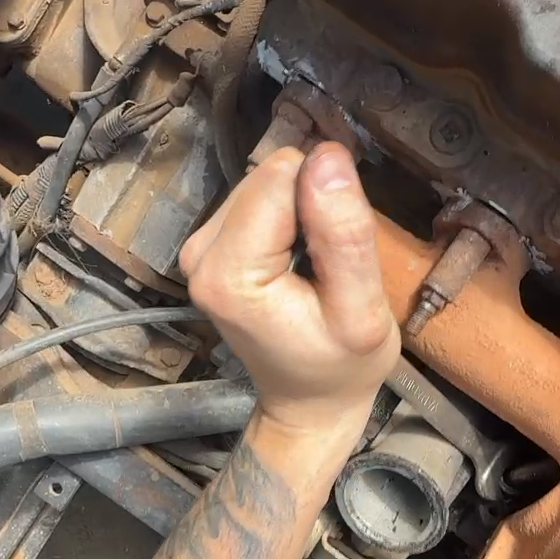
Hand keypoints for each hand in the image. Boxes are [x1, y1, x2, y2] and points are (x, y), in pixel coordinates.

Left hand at [181, 143, 398, 438]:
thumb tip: (330, 156)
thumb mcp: (362, 313)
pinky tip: (299, 262)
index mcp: (229, 273)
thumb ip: (344, 237)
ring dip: (301, 215)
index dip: (326, 199)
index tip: (343, 246)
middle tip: (330, 264)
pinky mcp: (207, 248)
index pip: (280, 178)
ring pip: (264, 185)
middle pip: (268, 178)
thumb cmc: (340, 369)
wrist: (309, 403)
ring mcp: (198, 250)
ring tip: (316, 267)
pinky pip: (257, 201)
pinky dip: (287, 222)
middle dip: (311, 207)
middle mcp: (199, 254)